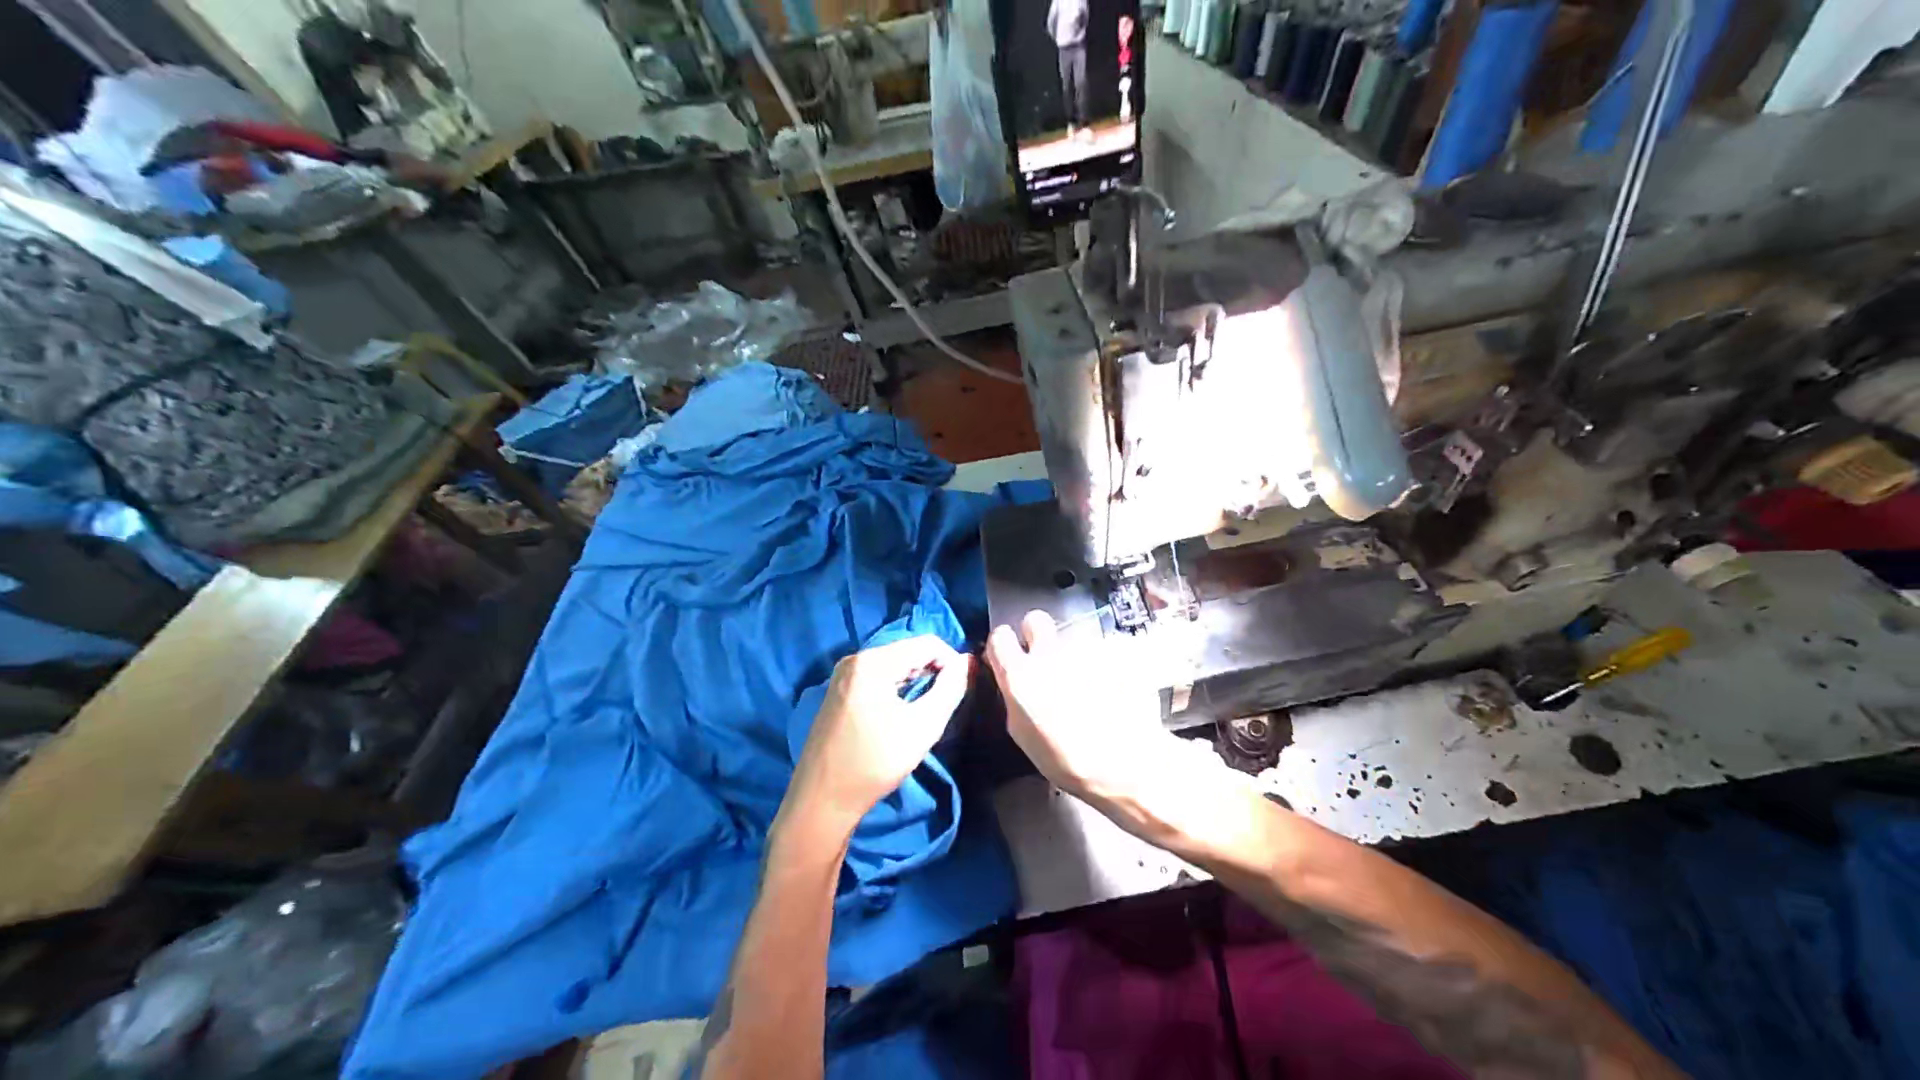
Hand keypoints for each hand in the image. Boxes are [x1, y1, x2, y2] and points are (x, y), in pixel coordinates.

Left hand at [789, 636, 972, 828]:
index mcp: (872, 661)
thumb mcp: (923, 726)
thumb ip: (950, 689)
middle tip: (942, 705)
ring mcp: (843, 674)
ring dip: (916, 681)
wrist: (821, 798)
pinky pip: (878, 676)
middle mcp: (855, 658)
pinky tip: (900, 715)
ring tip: (923, 711)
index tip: (959, 692)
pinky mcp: (839, 690)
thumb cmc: (875, 762)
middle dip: (933, 671)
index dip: (952, 662)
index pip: (927, 643)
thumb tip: (967, 661)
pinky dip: (897, 688)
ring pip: (894, 664)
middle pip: (909, 650)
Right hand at [987, 610, 1260, 860]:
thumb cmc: (1068, 760)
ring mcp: (1084, 649)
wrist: (1127, 762)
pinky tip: (1110, 689)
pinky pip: (1100, 651)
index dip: (1004, 646)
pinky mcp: (1114, 651)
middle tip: (1046, 660)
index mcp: (1020, 675)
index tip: (1010, 656)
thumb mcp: (1023, 734)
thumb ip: (1013, 697)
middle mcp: (1049, 653)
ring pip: (1072, 640)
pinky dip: (1102, 664)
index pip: (999, 636)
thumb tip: (1012, 683)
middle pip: (1035, 620)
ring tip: (1088, 688)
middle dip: (1037, 635)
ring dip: (1074, 657)